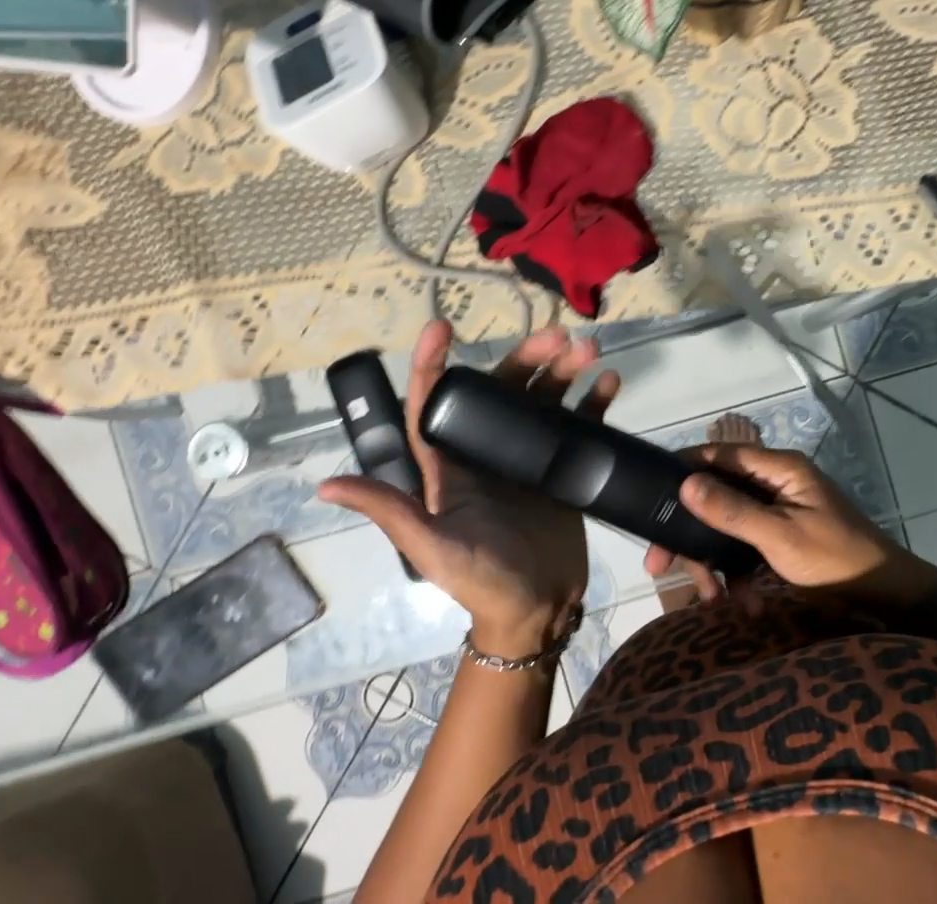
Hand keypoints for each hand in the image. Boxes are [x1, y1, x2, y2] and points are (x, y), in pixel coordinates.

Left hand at [318, 321, 617, 657]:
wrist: (540, 609)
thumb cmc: (481, 582)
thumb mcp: (434, 548)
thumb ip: (391, 512)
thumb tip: (327, 485)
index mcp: (449, 466)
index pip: (434, 405)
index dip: (434, 365)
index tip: (441, 327)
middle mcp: (487, 452)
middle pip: (501, 390)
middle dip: (525, 358)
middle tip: (555, 337)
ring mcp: (529, 457)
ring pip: (543, 400)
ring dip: (563, 371)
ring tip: (588, 351)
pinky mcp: (565, 467)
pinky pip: (579, 425)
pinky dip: (594, 401)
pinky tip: (610, 382)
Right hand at [645, 443, 936, 607]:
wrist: (883, 594)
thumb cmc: (834, 558)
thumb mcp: (779, 535)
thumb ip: (732, 510)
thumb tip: (685, 482)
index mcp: (779, 469)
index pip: (721, 454)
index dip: (684, 469)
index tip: (648, 493)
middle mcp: (774, 483)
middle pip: (716, 496)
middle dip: (689, 533)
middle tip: (658, 564)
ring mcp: (776, 512)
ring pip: (726, 528)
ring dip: (712, 562)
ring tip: (708, 597)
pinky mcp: (779, 539)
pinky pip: (744, 549)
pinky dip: (736, 575)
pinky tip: (739, 604)